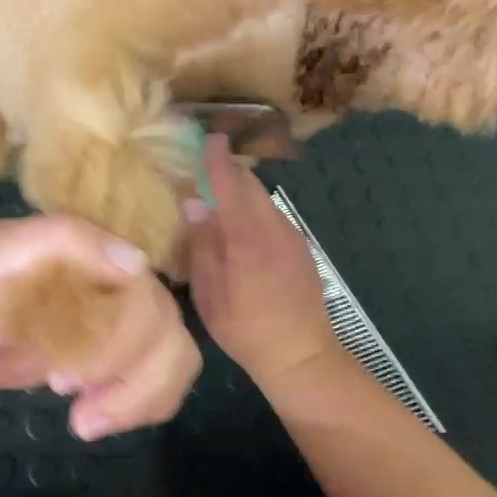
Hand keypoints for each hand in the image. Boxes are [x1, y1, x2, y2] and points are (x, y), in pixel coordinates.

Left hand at [0, 214, 201, 440]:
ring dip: (140, 396)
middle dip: (126, 374)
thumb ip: (67, 241)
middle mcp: (111, 273)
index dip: (120, 340)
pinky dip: (141, 404)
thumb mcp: (1, 255)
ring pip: (174, 354)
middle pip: (165, 326)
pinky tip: (97, 418)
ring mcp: (114, 314)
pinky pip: (160, 377)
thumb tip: (139, 262)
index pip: (143, 288)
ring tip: (84, 421)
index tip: (65, 373)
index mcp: (90, 242)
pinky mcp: (111, 353)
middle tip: (63, 391)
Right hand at [185, 133, 340, 387]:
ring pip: (263, 199)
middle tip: (202, 166)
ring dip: (241, 191)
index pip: (230, 186)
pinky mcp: (301, 249)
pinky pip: (272, 216)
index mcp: (247, 239)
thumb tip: (193, 203)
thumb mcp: (210, 293)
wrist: (303, 358)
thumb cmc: (246, 329)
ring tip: (216, 197)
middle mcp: (273, 230)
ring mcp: (292, 238)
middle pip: (250, 185)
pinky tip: (239, 227)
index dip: (217, 160)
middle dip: (228, 170)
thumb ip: (202, 244)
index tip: (209, 137)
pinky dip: (253, 209)